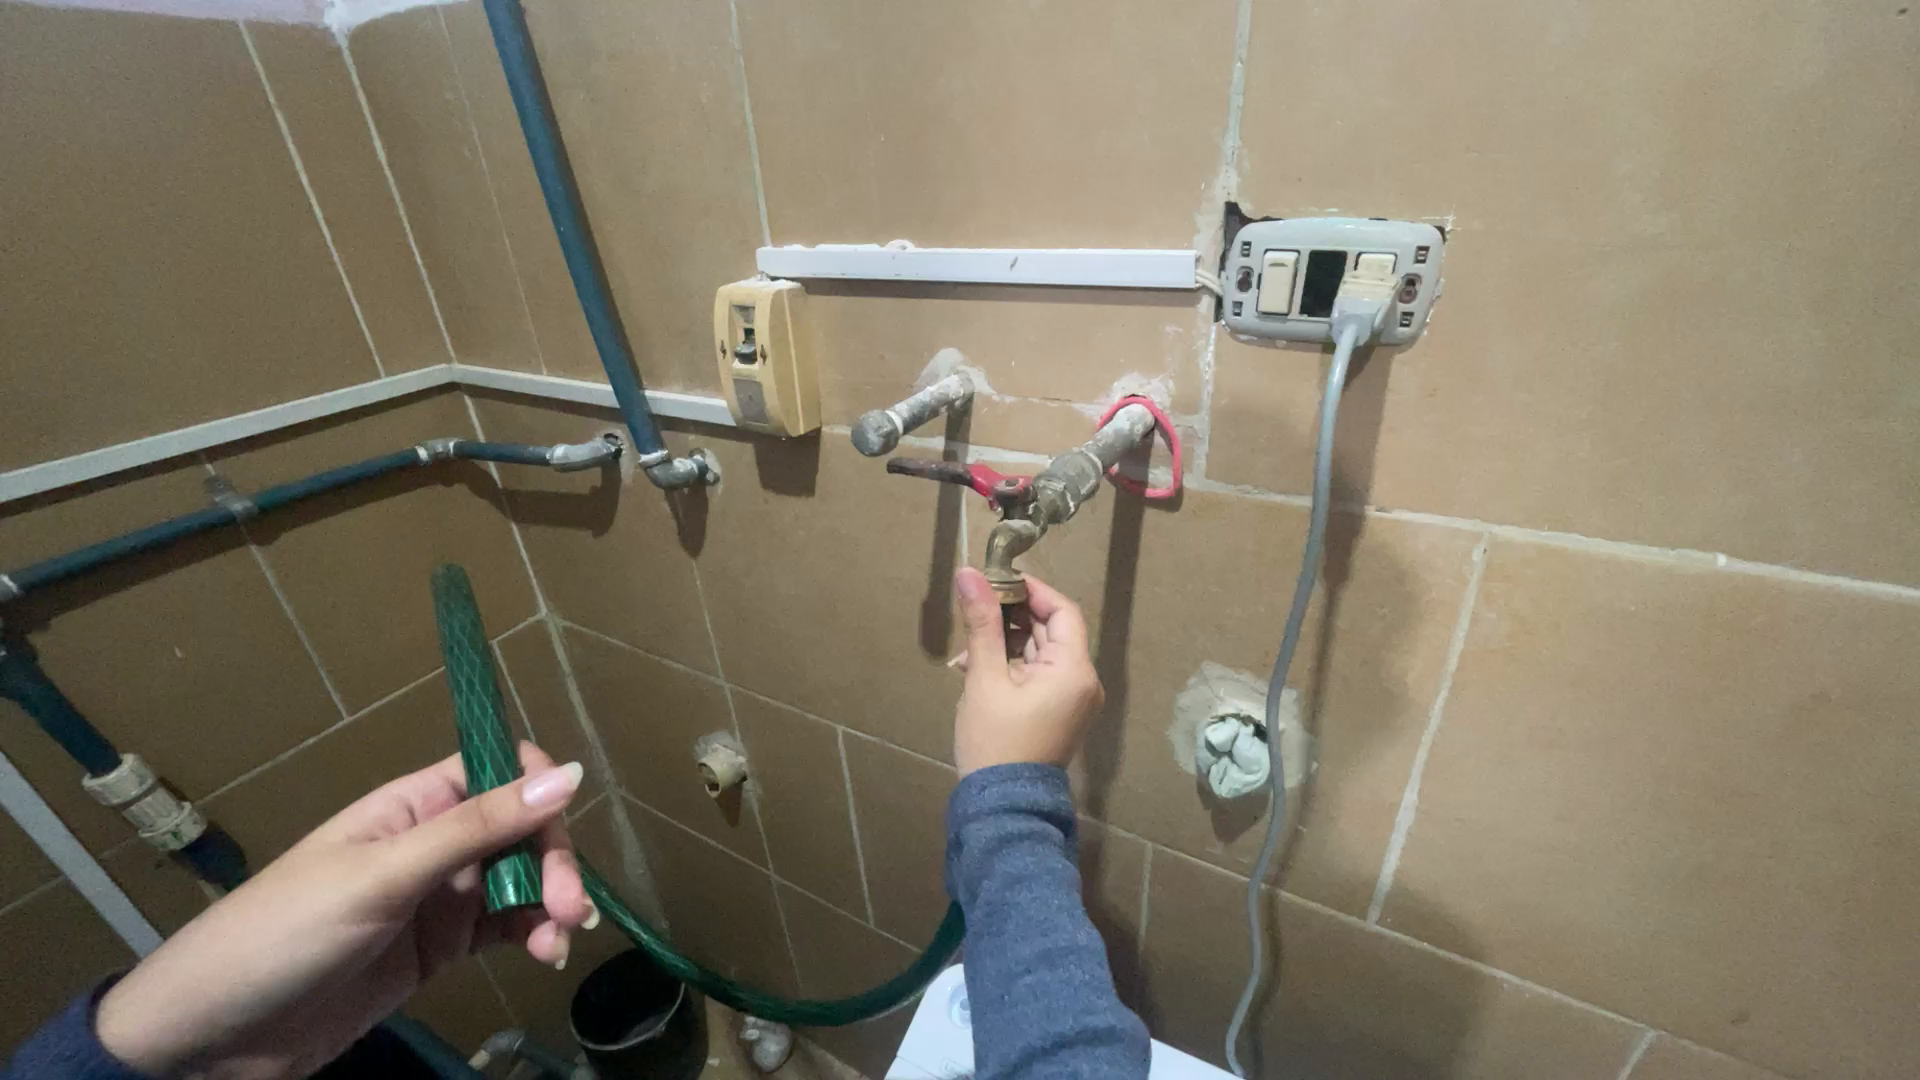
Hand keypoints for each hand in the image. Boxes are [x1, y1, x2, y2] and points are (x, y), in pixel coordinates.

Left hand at [97, 743, 592, 1078]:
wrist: (201, 1051)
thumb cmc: (283, 936)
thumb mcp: (383, 876)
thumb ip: (479, 826)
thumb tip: (571, 772)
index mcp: (420, 803)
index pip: (503, 769)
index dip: (540, 788)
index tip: (560, 824)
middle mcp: (442, 839)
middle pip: (526, 829)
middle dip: (554, 863)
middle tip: (570, 908)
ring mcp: (447, 891)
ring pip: (527, 877)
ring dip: (554, 901)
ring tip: (561, 939)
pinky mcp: (447, 941)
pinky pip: (512, 923)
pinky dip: (537, 932)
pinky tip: (546, 952)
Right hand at [952, 567, 1103, 775]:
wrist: (1003, 807)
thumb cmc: (995, 741)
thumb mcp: (985, 678)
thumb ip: (981, 622)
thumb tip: (969, 573)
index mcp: (1074, 670)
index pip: (1062, 610)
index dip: (1032, 590)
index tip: (996, 582)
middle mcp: (1082, 681)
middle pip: (1051, 630)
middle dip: (1011, 617)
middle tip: (975, 611)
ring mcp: (1072, 699)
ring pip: (1040, 652)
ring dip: (1005, 643)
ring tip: (968, 648)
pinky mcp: (1058, 712)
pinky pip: (1038, 674)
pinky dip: (1010, 665)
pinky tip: (975, 668)